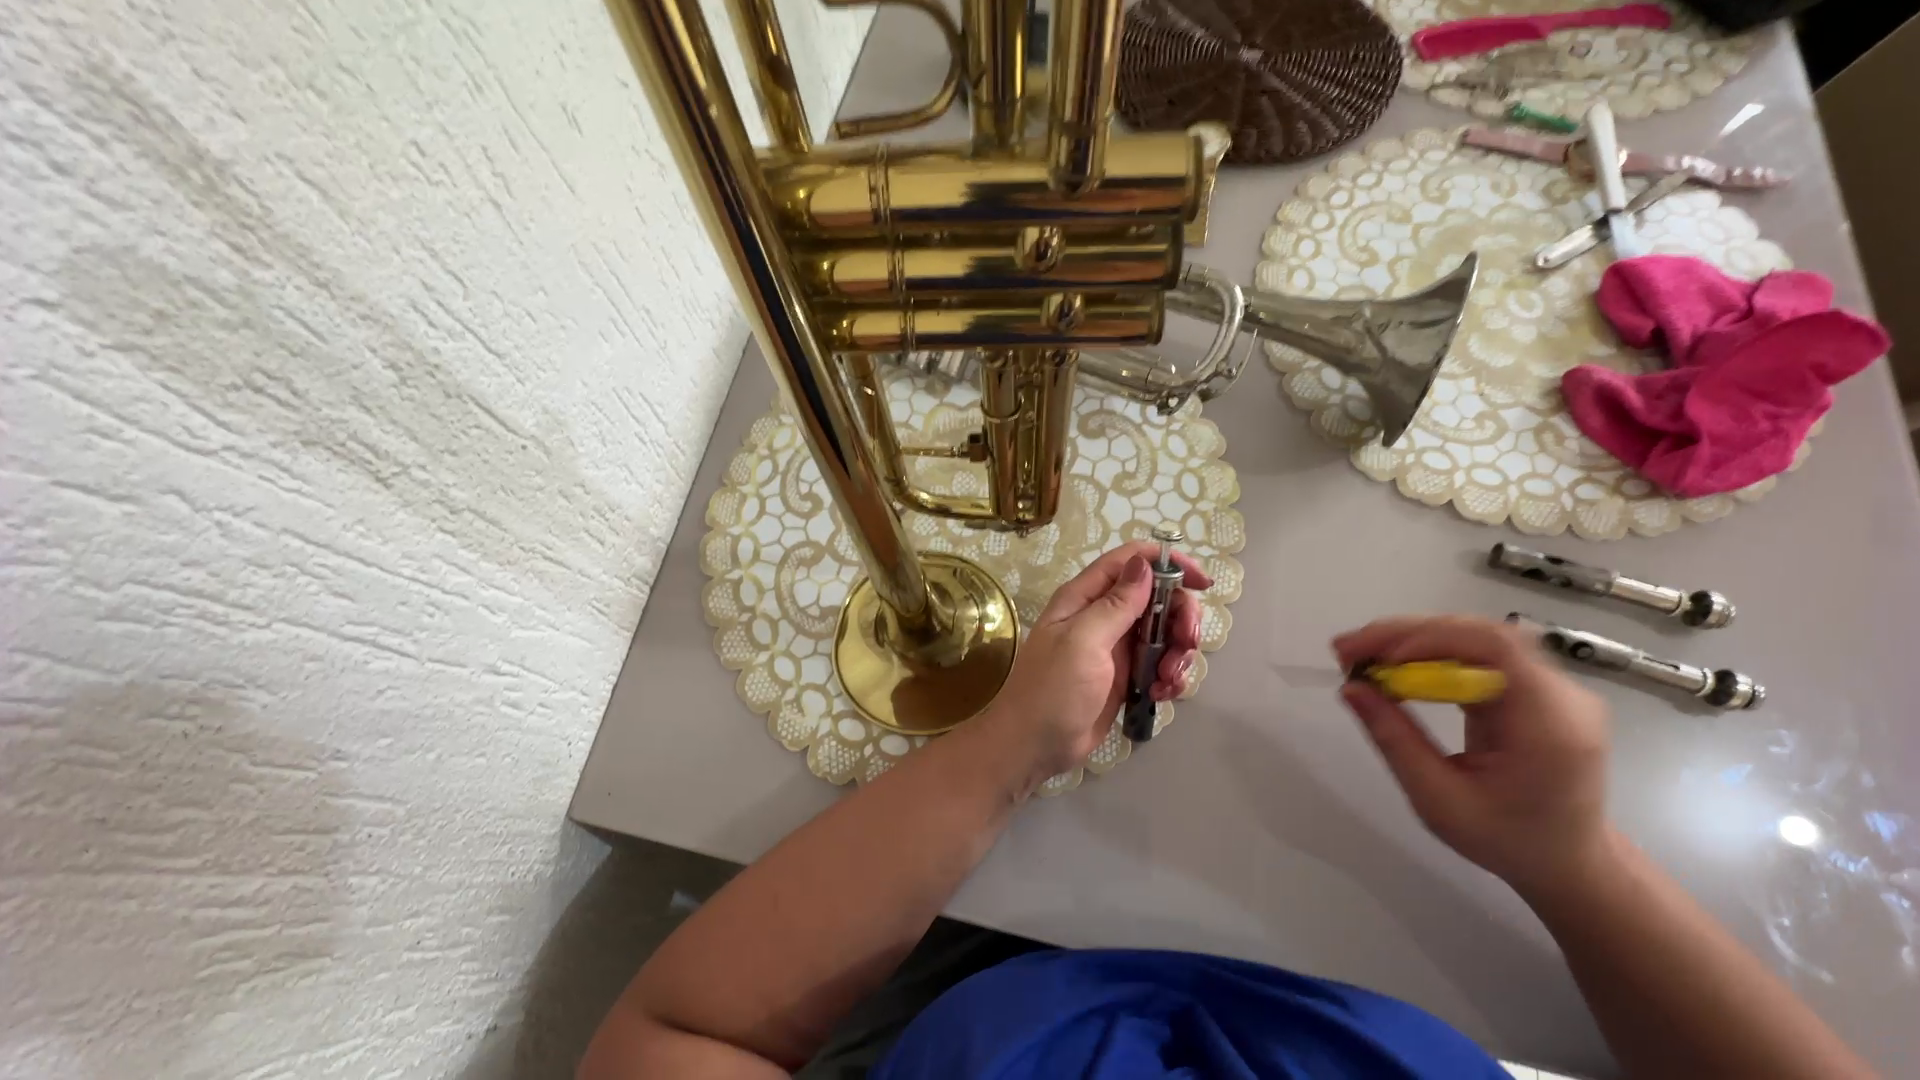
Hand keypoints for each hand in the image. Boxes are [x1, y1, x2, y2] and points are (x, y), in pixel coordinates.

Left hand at [975, 541, 1210, 792]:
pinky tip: (1162, 695)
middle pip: (1158, 598)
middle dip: (1181, 618)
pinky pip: (1161, 664)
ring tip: (1168, 681)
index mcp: (1085, 598)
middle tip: (1186, 644)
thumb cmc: (1052, 689)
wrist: (1034, 745)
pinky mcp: (1126, 677)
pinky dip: (1170, 677)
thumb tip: (1143, 564)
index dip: (1169, 563)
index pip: (1130, 561)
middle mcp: (1103, 616)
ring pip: (1165, 633)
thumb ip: (1116, 604)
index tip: (1202, 582)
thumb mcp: (1083, 642)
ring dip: (1178, 653)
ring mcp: (1116, 647)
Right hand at [1332, 616, 1613, 895]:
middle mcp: (1562, 695)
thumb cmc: (1506, 840)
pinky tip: (1396, 667)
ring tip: (1362, 655)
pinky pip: (1480, 656)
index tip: (1376, 658)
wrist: (1568, 862)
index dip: (1431, 639)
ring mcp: (1554, 689)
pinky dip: (1432, 655)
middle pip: (1481, 636)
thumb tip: (1351, 688)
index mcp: (1549, 725)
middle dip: (1408, 635)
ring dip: (1415, 641)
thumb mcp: (1438, 800)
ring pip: (1477, 639)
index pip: (1495, 649)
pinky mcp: (1537, 689)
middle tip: (1347, 650)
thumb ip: (1395, 740)